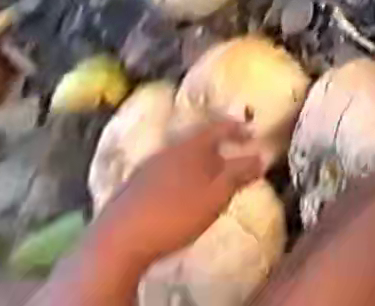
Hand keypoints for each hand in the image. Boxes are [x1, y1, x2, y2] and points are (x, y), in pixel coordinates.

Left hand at [89, 119, 267, 265]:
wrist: (113, 247)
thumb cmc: (175, 214)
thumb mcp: (219, 194)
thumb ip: (242, 173)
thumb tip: (261, 157)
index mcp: (192, 145)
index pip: (221, 126)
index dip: (239, 128)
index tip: (252, 133)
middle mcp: (168, 150)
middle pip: (197, 143)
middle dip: (214, 151)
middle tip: (229, 160)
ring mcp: (143, 171)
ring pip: (176, 160)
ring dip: (192, 168)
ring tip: (203, 182)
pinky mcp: (126, 192)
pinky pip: (159, 177)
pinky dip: (173, 182)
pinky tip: (175, 198)